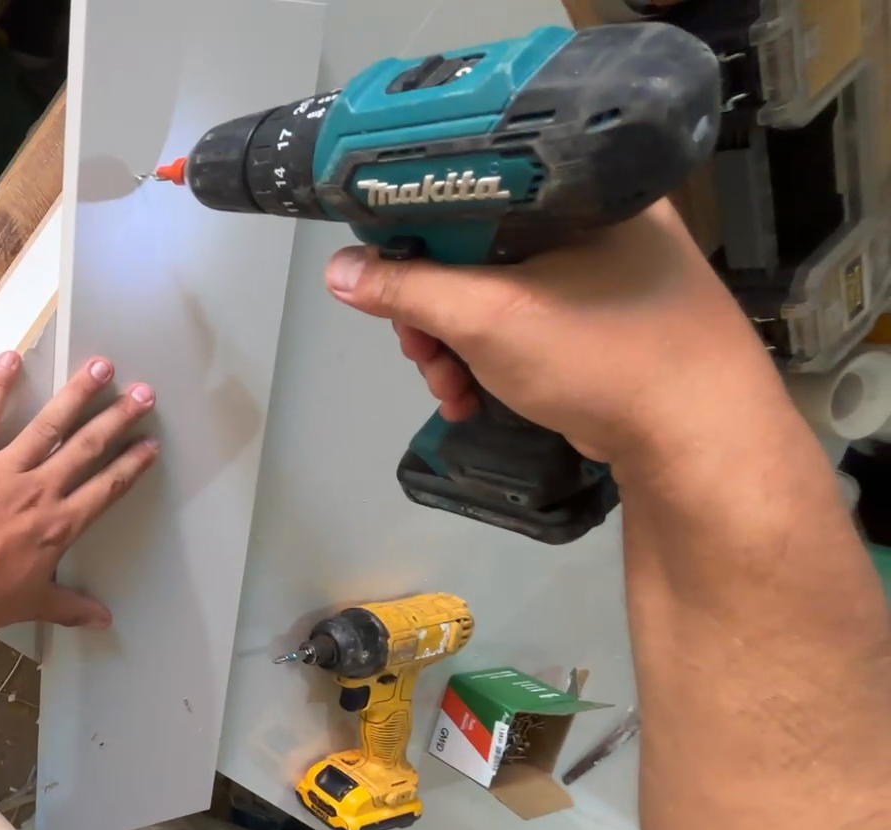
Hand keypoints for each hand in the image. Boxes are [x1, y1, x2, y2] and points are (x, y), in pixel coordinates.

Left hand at [0, 351, 158, 640]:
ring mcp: (0, 471)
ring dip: (77, 393)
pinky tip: (11, 358)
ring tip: (101, 365)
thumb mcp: (31, 605)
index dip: (131, 465)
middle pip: (87, 447)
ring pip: (48, 425)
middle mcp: (38, 491)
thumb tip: (105, 619)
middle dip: (119, 418)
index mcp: (58, 526)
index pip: (106, 488)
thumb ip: (71, 606)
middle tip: (144, 392)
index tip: (149, 444)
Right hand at [322, 201, 782, 468]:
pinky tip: (468, 396)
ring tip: (448, 388)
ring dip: (447, 349)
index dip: (416, 244)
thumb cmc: (600, 356)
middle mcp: (590, 226)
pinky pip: (509, 327)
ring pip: (482, 299)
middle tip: (422, 354)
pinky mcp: (588, 320)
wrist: (690, 435)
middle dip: (430, 318)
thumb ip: (407, 290)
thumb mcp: (486, 317)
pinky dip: (478, 361)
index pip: (470, 199)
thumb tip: (337, 270)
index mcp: (581, 197)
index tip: (391, 290)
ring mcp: (593, 276)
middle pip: (468, 258)